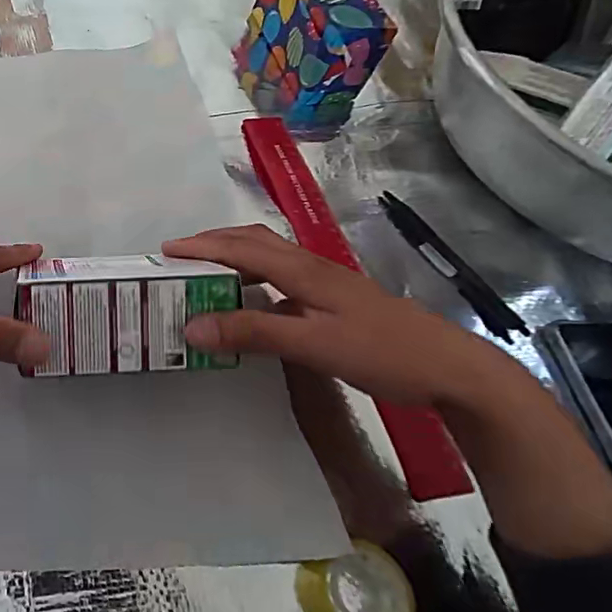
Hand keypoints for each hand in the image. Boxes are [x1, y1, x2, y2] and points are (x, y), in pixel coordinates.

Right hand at [162, 225, 531, 408]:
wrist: (445, 367)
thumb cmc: (381, 351)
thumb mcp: (312, 343)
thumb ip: (254, 332)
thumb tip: (193, 327)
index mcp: (305, 271)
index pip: (244, 248)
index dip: (204, 246)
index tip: (165, 251)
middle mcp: (313, 269)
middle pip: (257, 244)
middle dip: (216, 244)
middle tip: (179, 258)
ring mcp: (327, 286)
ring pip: (271, 263)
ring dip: (235, 262)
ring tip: (206, 277)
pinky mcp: (336, 305)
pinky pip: (284, 285)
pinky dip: (256, 287)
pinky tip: (252, 309)